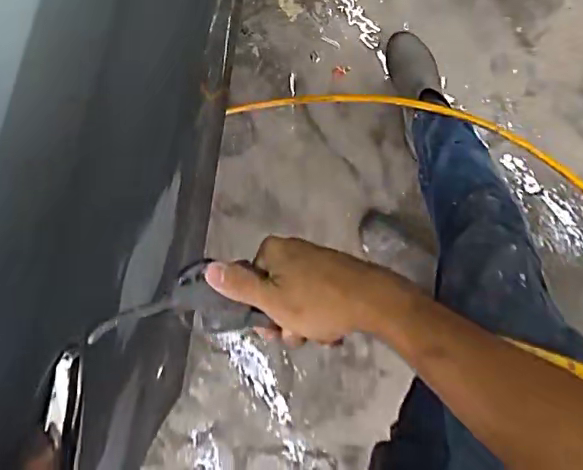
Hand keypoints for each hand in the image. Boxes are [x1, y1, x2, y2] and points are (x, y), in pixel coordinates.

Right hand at [206, 235, 408, 345]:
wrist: (374, 300)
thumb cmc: (318, 302)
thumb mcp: (272, 302)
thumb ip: (239, 286)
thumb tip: (207, 269)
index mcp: (271, 250)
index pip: (252, 281)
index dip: (260, 309)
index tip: (275, 328)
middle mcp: (290, 248)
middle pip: (274, 290)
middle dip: (285, 318)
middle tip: (301, 334)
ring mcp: (313, 258)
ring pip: (296, 297)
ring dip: (305, 321)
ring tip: (322, 334)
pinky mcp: (334, 271)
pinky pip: (317, 295)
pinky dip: (322, 313)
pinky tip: (334, 328)